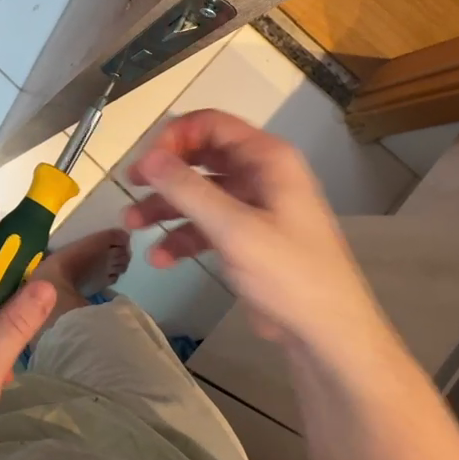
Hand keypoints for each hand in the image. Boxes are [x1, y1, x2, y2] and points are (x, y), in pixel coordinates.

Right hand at [125, 109, 390, 362]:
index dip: (174, 137)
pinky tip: (160, 258)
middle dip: (164, 172)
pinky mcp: (247, 237)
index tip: (145, 163)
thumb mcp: (233, 229)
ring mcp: (254, 206)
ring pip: (198, 192)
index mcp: (268, 159)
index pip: (210, 124)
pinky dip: (181, 237)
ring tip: (131, 225)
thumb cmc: (288, 274)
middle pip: (200, 156)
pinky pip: (205, 224)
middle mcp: (260, 174)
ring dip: (165, 206)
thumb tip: (146, 157)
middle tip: (130, 184)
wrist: (328, 335)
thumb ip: (187, 189)